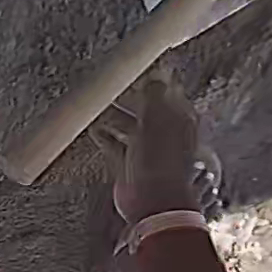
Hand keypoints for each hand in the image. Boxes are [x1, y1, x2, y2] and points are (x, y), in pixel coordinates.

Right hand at [92, 79, 207, 223]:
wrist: (152, 200)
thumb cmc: (162, 161)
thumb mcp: (158, 120)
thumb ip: (155, 95)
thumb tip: (155, 73)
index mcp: (178, 122)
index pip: (167, 94)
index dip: (153, 82)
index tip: (136, 71)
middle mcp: (163, 134)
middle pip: (144, 109)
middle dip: (128, 97)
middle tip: (110, 85)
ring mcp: (145, 150)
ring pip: (127, 125)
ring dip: (112, 115)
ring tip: (96, 104)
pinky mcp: (127, 163)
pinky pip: (113, 143)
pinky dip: (103, 134)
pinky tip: (93, 127)